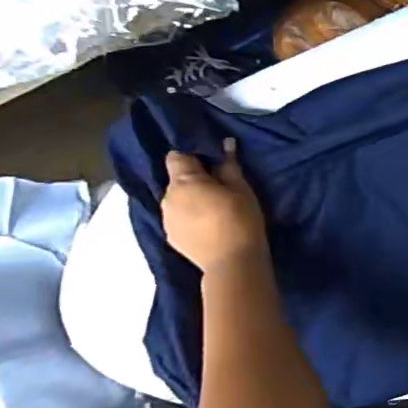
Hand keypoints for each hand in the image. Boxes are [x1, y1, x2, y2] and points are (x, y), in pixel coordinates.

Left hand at [161, 138, 267, 272]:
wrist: (233, 263)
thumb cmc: (240, 219)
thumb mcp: (241, 188)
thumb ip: (229, 165)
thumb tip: (225, 144)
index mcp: (183, 181)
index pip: (176, 156)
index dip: (193, 157)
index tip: (212, 165)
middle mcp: (167, 197)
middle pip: (176, 179)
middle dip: (193, 180)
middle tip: (218, 190)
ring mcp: (166, 219)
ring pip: (176, 200)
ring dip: (190, 200)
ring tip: (212, 211)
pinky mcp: (170, 237)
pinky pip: (177, 218)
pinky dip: (188, 218)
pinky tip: (206, 228)